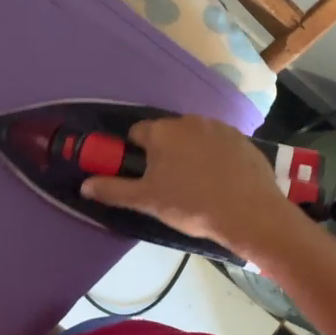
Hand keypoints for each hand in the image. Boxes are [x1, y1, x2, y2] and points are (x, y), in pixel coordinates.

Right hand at [80, 116, 294, 251]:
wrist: (250, 213)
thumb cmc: (191, 204)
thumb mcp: (146, 201)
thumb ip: (112, 189)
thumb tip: (84, 185)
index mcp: (162, 131)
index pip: (136, 133)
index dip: (134, 154)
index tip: (142, 176)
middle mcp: (189, 121)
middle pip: (166, 134)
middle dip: (163, 153)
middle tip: (168, 184)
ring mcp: (219, 127)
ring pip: (193, 138)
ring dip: (189, 153)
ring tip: (197, 185)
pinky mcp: (243, 139)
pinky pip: (219, 144)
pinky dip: (215, 157)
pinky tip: (220, 181)